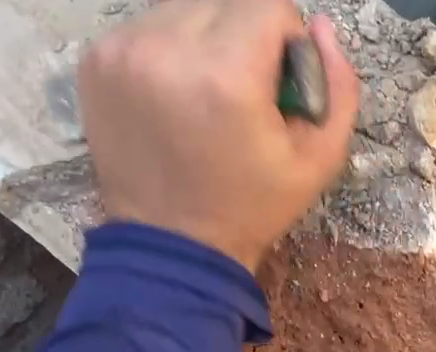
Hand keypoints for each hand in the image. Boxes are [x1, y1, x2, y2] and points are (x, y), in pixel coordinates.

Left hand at [78, 0, 358, 270]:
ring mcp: (123, 48)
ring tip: (211, 98)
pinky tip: (178, 101)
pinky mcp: (97, 56)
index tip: (285, 82)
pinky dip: (172, 52)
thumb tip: (323, 28)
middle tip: (250, 94)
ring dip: (208, 40)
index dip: (288, 38)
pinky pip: (149, 28)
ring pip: (184, 8)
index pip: (269, 4)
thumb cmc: (253, 206)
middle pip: (226, 1)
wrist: (173, 243)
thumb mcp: (318, 163)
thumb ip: (339, 92)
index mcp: (226, 76)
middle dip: (247, 37)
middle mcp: (168, 47)